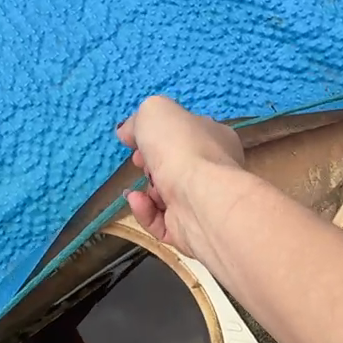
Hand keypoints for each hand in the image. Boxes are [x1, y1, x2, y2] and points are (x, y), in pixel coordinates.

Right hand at [115, 95, 246, 258]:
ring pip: (165, 197)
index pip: (186, 135)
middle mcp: (212, 171)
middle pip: (173, 167)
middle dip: (150, 165)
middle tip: (139, 162)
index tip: (137, 140)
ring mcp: (201, 203)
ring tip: (139, 187)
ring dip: (145, 191)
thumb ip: (139, 120)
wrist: (201, 199)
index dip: (159, 136)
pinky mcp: (189, 231)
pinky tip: (137, 201)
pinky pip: (160, 222)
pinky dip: (145, 212)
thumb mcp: (155, 112)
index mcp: (215, 138)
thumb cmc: (182, 148)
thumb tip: (127, 133)